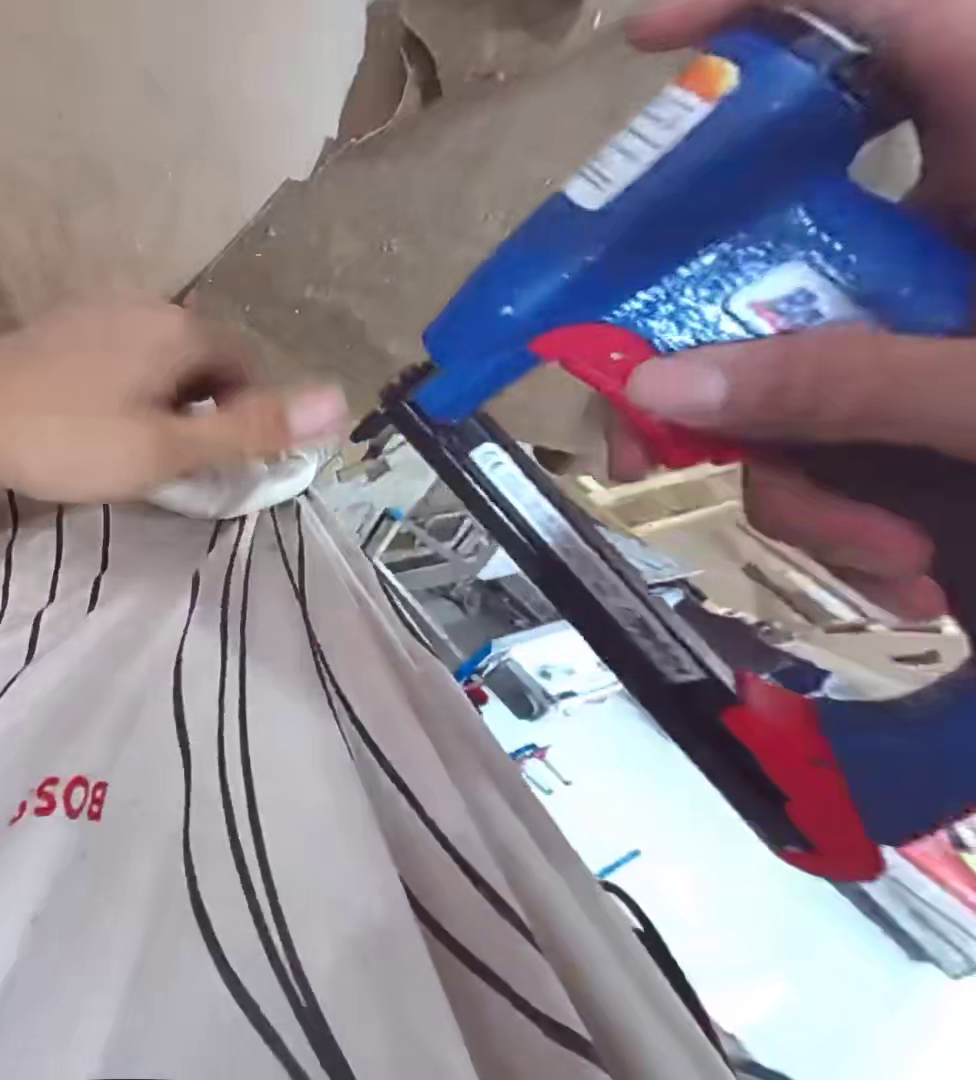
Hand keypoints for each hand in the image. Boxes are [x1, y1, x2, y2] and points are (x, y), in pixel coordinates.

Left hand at [0, 301, 348, 504]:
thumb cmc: (65, 441)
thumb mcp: (163, 449)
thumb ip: (247, 429)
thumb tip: (341, 400)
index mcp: (181, 328)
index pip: (245, 368)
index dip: (238, 419)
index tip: (204, 463)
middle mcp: (145, 304)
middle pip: (200, 362)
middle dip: (197, 411)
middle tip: (160, 462)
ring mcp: (96, 310)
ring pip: (155, 361)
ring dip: (158, 402)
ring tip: (122, 447)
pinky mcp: (58, 326)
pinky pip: (113, 357)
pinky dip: (118, 389)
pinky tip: (84, 421)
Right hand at [608, 0, 975, 618]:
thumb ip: (860, 378)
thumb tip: (655, 388)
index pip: (890, 17)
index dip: (761, 7)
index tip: (646, 41)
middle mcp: (970, 203)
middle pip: (765, 230)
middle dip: (689, 347)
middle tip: (647, 428)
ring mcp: (942, 286)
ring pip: (776, 345)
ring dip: (777, 458)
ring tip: (847, 542)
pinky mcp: (928, 354)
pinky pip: (823, 405)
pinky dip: (833, 486)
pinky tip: (889, 552)